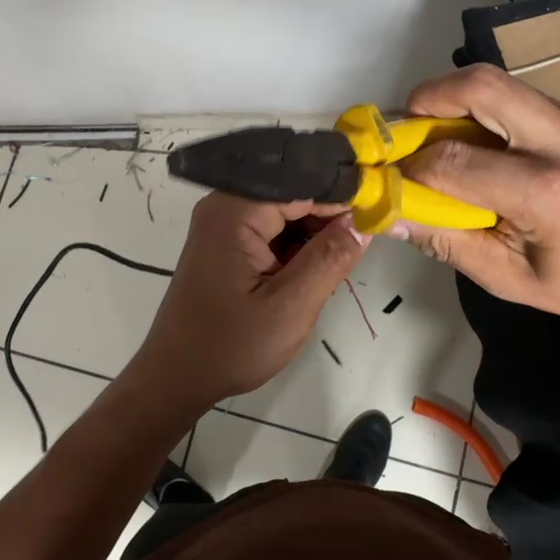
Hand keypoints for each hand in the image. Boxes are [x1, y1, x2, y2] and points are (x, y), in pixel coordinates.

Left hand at [125, 193, 368, 405]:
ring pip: (283, 212)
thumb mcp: (290, 306)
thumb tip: (363, 223)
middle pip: (291, 192)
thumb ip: (329, 259)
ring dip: (314, 232)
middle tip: (370, 234)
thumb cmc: (230, 344)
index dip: (343, 193)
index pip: (301, 182)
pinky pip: (270, 231)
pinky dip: (295, 245)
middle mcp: (224, 207)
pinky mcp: (225, 246)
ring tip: (345, 256)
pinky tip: (314, 268)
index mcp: (234, 211)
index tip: (382, 208)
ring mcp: (222, 226)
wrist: (177, 376)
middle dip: (330, 212)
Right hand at [392, 65, 559, 333]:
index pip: (452, 161)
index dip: (410, 170)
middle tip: (406, 133)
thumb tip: (392, 215)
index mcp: (549, 193)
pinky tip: (474, 147)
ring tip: (433, 139)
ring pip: (497, 81)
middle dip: (426, 99)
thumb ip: (448, 242)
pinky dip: (480, 110)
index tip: (391, 183)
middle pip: (479, 86)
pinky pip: (516, 97)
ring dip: (452, 100)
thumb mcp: (511, 279)